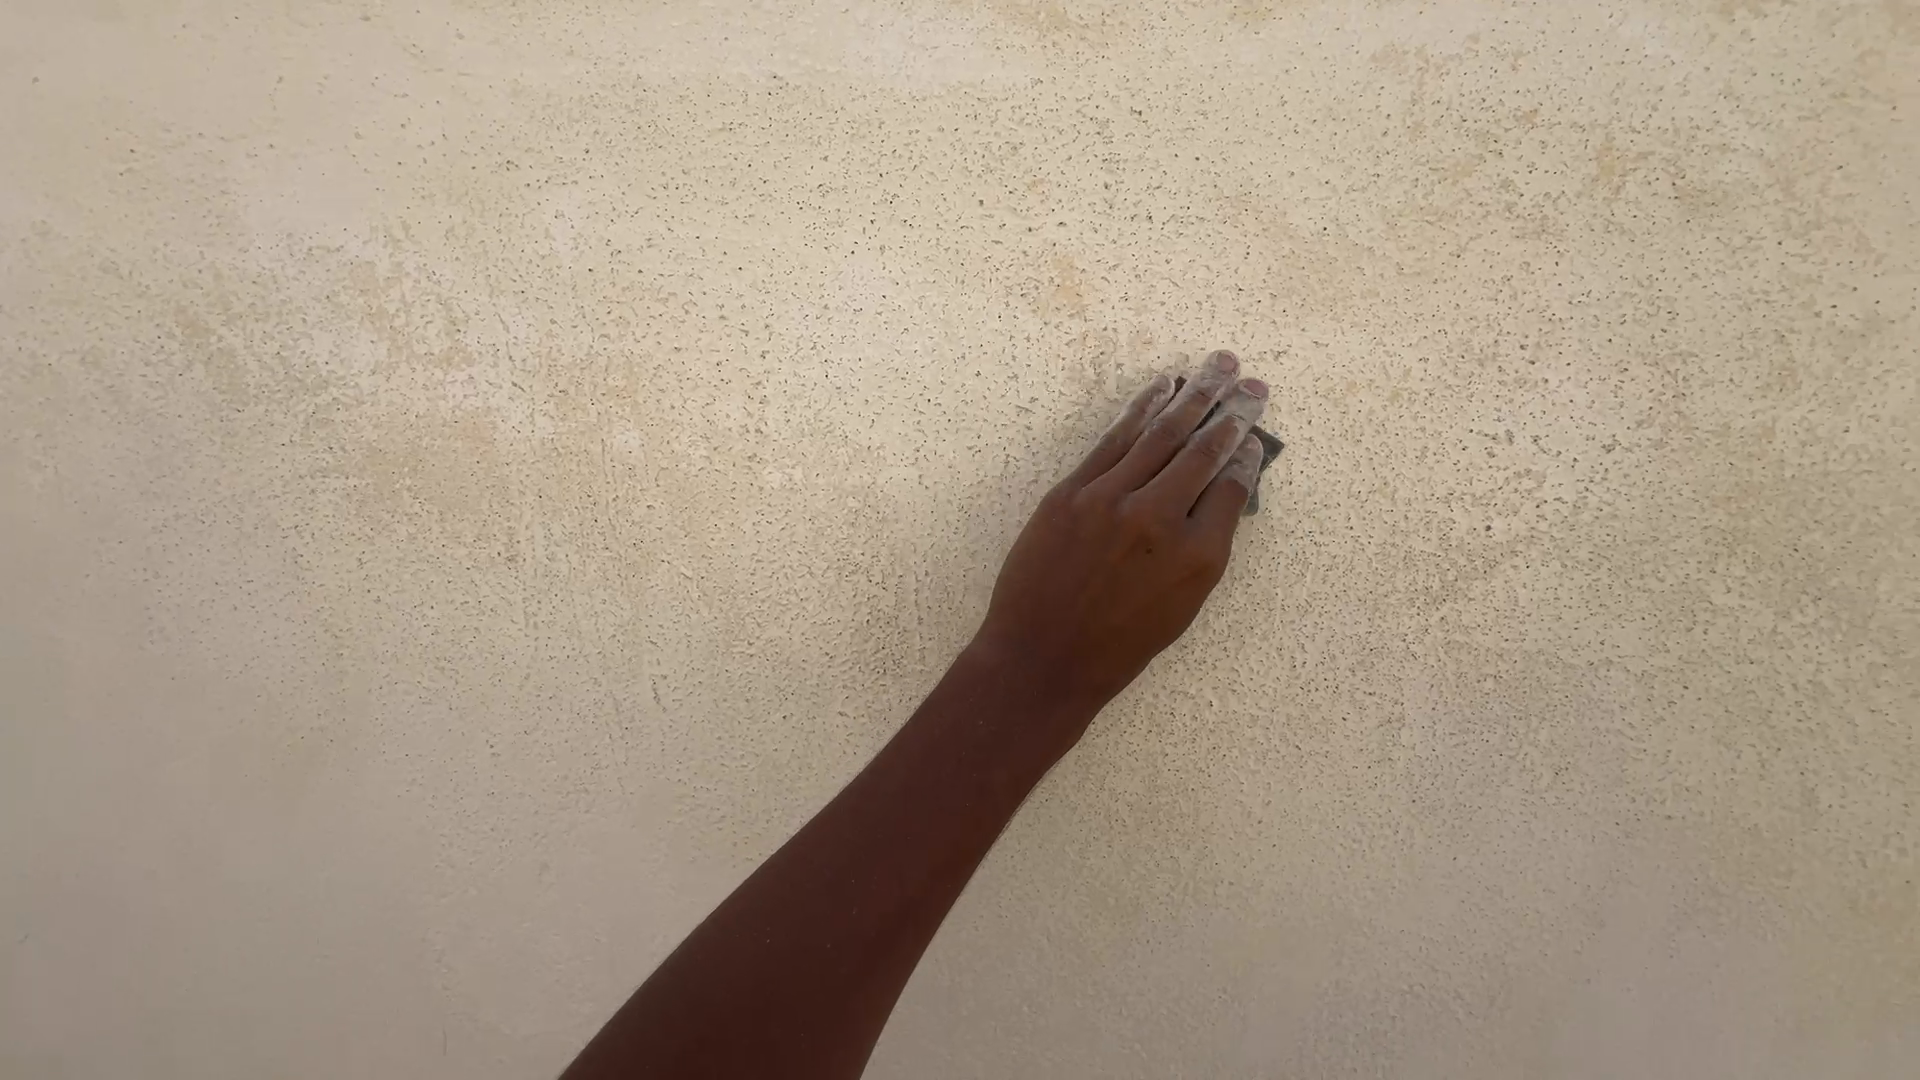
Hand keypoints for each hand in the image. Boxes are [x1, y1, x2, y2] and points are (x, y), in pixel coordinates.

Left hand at [971, 350, 1268, 735]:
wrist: (1042, 657)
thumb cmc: (1116, 645)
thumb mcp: (1180, 608)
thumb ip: (1203, 548)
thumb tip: (1217, 497)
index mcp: (1198, 557)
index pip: (1233, 488)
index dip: (1246, 458)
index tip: (1253, 437)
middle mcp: (1159, 520)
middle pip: (1205, 450)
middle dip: (1233, 411)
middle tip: (1252, 382)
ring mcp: (1111, 500)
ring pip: (1161, 433)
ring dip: (1194, 396)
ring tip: (1218, 365)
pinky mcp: (1071, 492)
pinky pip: (1114, 440)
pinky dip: (1140, 410)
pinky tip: (1161, 390)